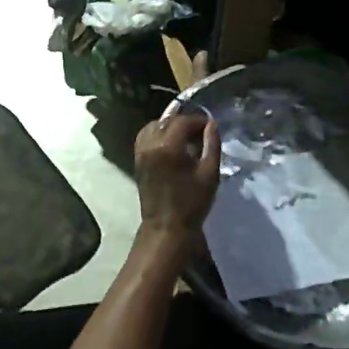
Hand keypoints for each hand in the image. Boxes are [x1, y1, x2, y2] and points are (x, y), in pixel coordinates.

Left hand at [134, 113, 219, 236]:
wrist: (166, 227)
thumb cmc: (192, 203)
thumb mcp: (209, 174)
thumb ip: (211, 145)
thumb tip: (212, 124)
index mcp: (167, 147)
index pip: (182, 122)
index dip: (198, 121)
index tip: (210, 127)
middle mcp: (150, 145)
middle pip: (167, 121)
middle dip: (184, 123)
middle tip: (200, 134)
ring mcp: (140, 152)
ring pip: (153, 126)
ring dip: (169, 127)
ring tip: (185, 138)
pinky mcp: (137, 160)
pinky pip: (145, 137)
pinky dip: (157, 135)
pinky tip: (171, 145)